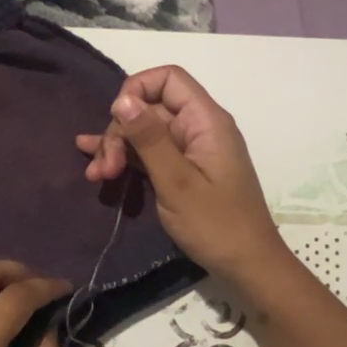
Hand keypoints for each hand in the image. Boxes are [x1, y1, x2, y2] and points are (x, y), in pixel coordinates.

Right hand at [76, 65, 288, 282]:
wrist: (247, 266)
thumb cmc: (216, 225)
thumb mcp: (176, 182)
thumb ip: (149, 138)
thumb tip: (123, 99)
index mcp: (205, 120)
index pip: (167, 79)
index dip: (136, 90)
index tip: (116, 121)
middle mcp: (198, 128)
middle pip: (149, 109)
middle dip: (120, 132)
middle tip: (106, 170)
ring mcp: (190, 150)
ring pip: (145, 133)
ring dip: (118, 150)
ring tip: (98, 177)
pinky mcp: (183, 171)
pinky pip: (150, 154)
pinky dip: (127, 161)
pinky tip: (100, 169)